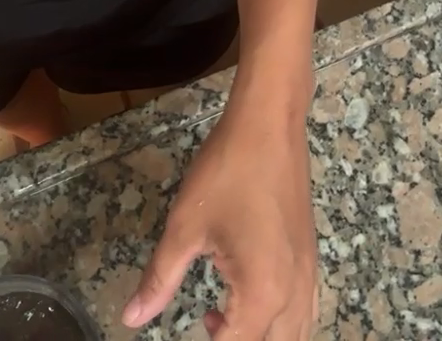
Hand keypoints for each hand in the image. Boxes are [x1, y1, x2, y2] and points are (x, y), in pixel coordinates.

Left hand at [124, 101, 316, 337]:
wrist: (269, 123)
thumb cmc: (227, 171)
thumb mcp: (185, 226)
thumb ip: (160, 279)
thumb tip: (131, 318)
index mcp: (262, 293)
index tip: (191, 323)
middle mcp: (295, 293)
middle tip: (203, 320)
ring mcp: (309, 272)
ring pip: (296, 333)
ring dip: (261, 336)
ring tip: (218, 313)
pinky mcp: (310, 253)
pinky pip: (305, 308)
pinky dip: (280, 319)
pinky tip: (250, 295)